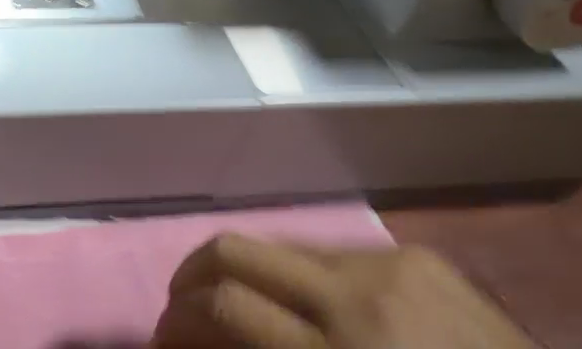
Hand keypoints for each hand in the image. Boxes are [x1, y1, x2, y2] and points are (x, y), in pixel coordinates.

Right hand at [152, 236, 534, 348]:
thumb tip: (212, 348)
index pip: (226, 307)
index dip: (178, 321)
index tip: (163, 343)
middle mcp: (358, 293)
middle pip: (236, 249)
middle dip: (190, 276)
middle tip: (179, 310)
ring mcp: (391, 264)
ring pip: (279, 243)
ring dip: (246, 274)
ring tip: (240, 309)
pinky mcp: (419, 254)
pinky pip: (333, 253)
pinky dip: (302, 278)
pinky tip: (312, 311)